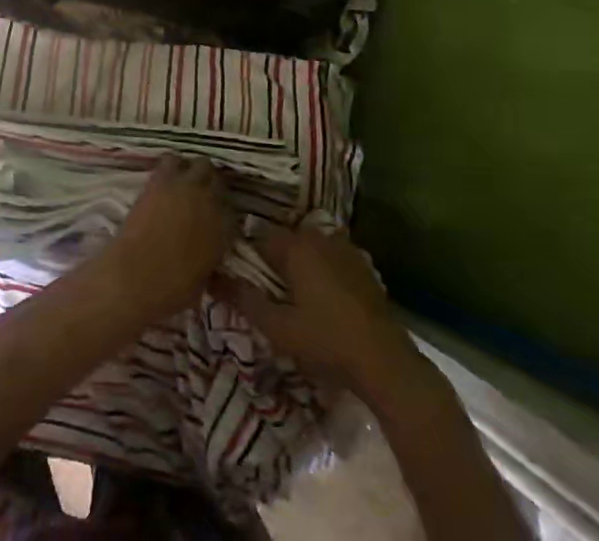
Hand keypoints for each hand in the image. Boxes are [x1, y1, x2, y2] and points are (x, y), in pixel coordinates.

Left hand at [100, 156, 233, 316]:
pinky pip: (170, 161)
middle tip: (201, 196)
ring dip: (193, 170)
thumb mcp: (203, 279)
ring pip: (199, 163)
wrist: (135, 275)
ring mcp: (186, 188)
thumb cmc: (171, 288)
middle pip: (220, 180)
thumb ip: (211, 258)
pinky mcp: (159, 180)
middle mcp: (212, 204)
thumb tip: (207, 250)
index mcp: (226, 231)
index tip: (214, 219)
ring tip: (183, 182)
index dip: (223, 214)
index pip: (233, 212)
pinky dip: (170, 167)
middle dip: (213, 185)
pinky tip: (165, 178)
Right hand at [220, 223, 417, 384]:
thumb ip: (243, 299)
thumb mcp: (276, 326)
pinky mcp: (364, 268)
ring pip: (311, 245)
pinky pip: (331, 256)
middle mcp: (320, 239)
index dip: (246, 251)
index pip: (259, 236)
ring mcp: (347, 251)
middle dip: (273, 254)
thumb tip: (213, 278)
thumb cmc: (326, 341)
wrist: (385, 363)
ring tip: (289, 286)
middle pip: (287, 238)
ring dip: (299, 259)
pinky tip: (319, 291)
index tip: (238, 269)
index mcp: (297, 248)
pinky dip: (321, 266)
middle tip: (263, 281)